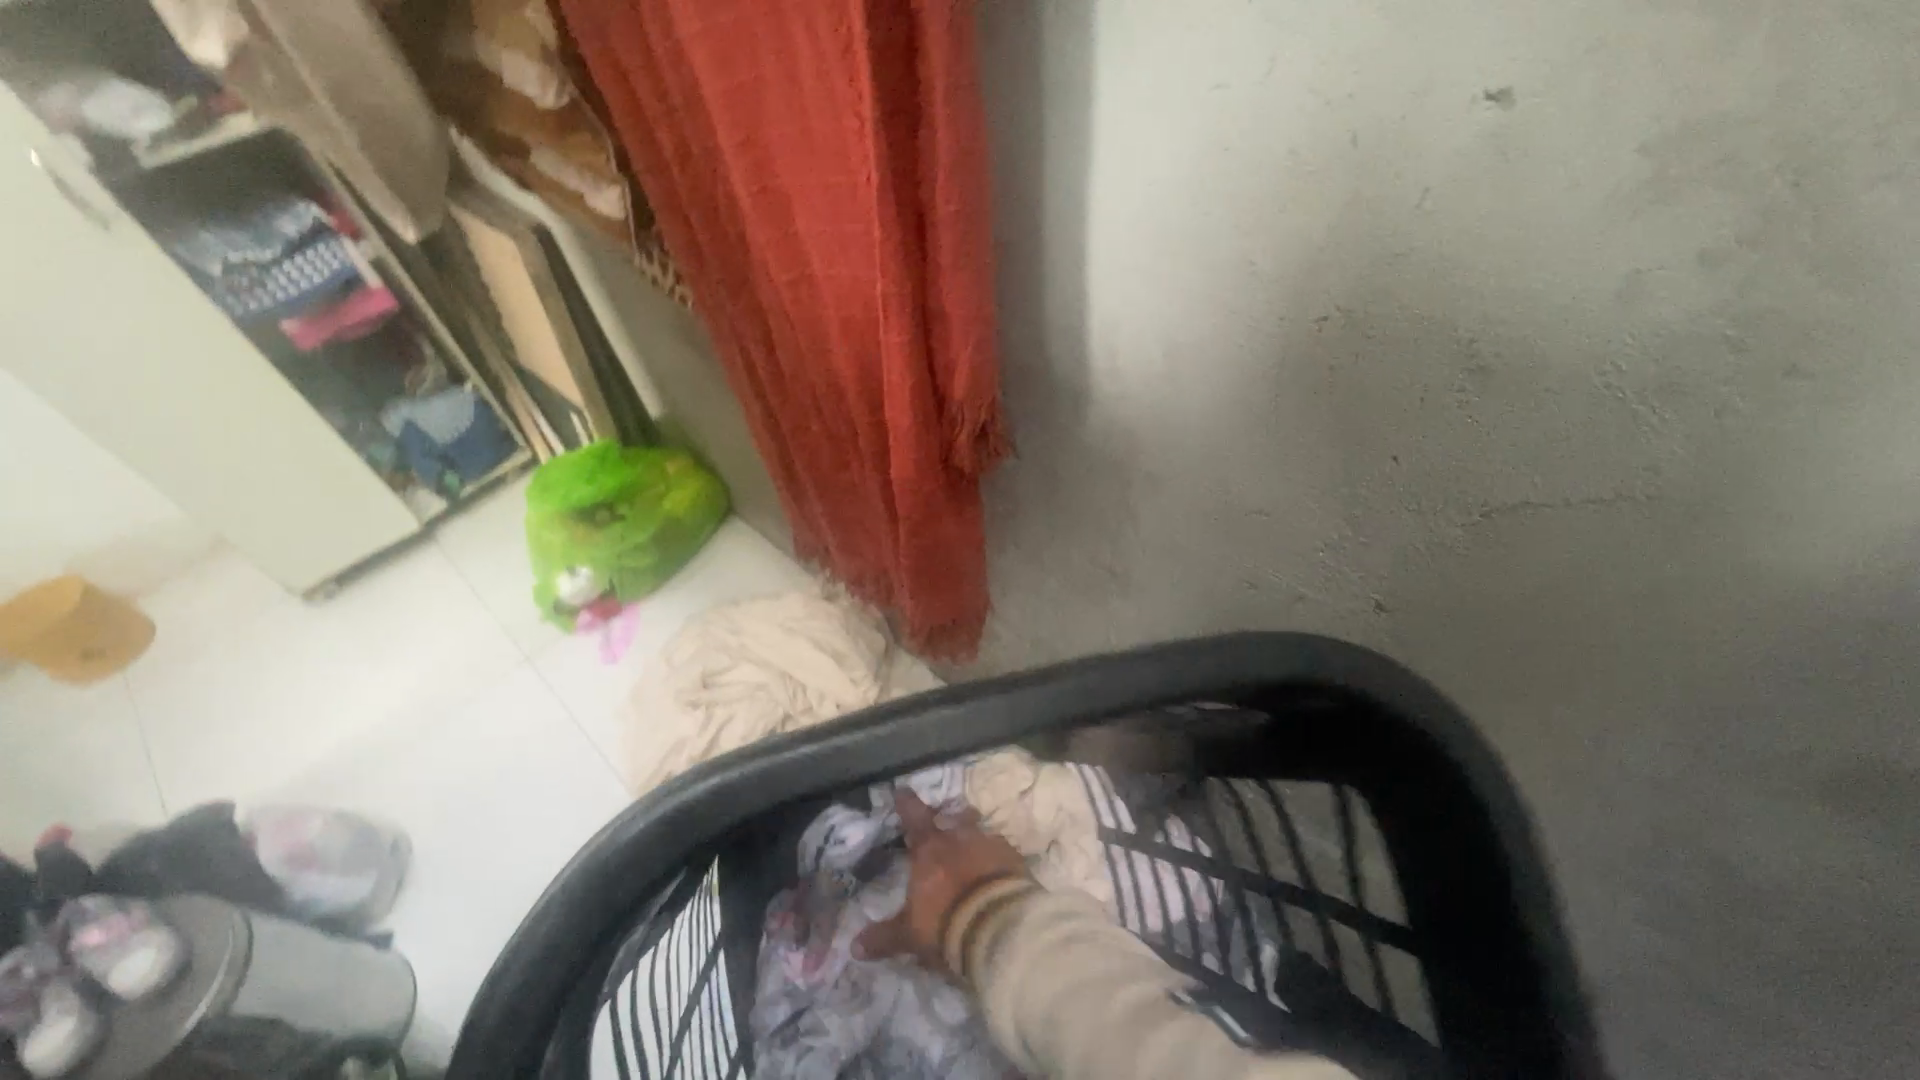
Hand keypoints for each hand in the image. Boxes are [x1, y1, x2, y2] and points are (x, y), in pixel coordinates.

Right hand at [853, 790, 1029, 969]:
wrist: (1000, 928)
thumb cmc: (945, 924)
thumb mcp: (910, 935)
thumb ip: (884, 937)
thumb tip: (854, 946)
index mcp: (930, 849)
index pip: (914, 818)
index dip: (906, 804)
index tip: (902, 790)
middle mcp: (960, 838)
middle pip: (951, 818)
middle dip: (946, 817)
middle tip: (943, 818)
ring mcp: (992, 845)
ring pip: (979, 831)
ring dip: (974, 836)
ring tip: (972, 844)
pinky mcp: (1017, 861)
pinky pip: (1004, 853)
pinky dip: (998, 858)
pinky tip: (998, 869)